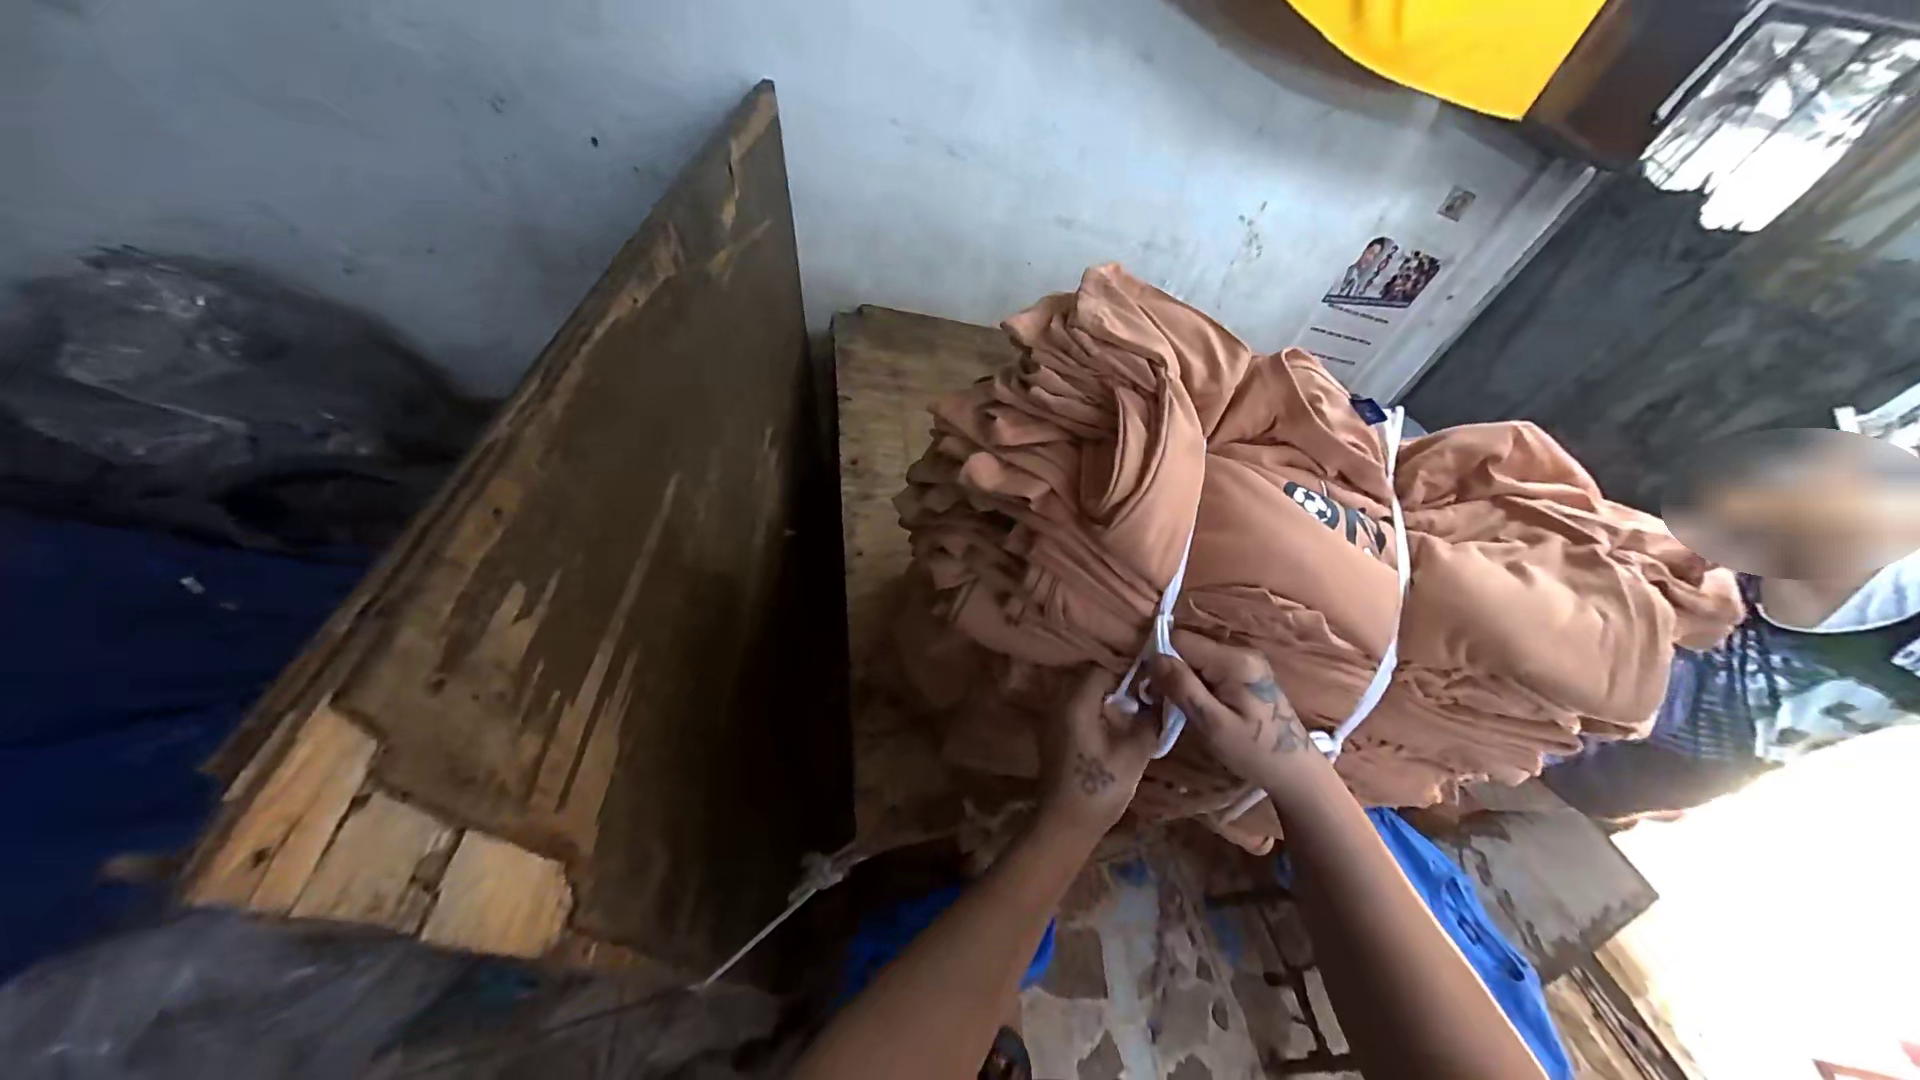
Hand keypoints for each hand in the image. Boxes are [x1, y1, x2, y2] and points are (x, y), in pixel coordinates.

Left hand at [1037, 666, 1158, 836]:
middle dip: (1121, 681)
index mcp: (1076, 703)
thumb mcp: (1133, 755)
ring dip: (1110, 696)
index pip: (1102, 669)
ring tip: (1139, 705)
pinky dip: (1098, 710)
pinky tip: (1119, 723)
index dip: (1128, 668)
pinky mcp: (1055, 735)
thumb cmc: (1099, 789)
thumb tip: (1162, 700)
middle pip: (1092, 679)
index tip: (1153, 674)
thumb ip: (1149, 722)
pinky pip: (1078, 710)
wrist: (1064, 825)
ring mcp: (1054, 720)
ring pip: (1085, 695)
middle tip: (1149, 688)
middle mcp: (1059, 704)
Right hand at [1146, 632, 1323, 791]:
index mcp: (1233, 660)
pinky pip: (1210, 667)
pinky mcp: (1247, 672)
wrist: (1296, 771)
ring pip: (1197, 657)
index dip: (1161, 659)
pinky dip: (1198, 683)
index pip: (1180, 639)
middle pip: (1189, 647)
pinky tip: (1202, 706)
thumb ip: (1183, 687)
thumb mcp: (1212, 724)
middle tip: (1169, 704)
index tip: (1155, 688)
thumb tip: (1155, 656)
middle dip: (1172, 670)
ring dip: (1184, 678)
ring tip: (1186, 708)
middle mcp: (1241, 652)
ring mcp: (1246, 661)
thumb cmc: (1254, 751)